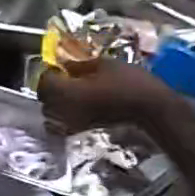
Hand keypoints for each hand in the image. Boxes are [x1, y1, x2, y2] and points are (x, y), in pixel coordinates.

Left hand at [37, 60, 175, 132]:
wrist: (150, 109)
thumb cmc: (130, 82)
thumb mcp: (105, 64)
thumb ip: (79, 64)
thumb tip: (64, 64)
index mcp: (68, 92)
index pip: (44, 82)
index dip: (49, 72)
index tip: (59, 66)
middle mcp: (63, 110)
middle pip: (44, 98)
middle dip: (49, 87)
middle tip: (62, 77)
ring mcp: (71, 123)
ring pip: (50, 112)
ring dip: (54, 101)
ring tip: (69, 91)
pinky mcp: (80, 131)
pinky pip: (60, 124)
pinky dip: (62, 114)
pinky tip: (75, 105)